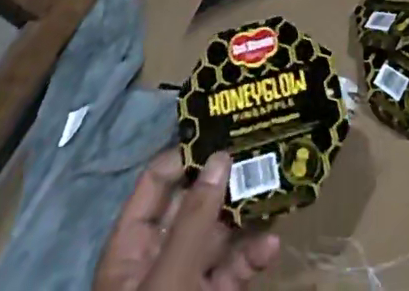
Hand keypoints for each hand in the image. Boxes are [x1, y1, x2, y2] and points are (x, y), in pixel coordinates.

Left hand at [93, 151, 279, 290]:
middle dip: (226, 183)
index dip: (187, 156)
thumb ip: (194, 220)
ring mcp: (186, 284)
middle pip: (193, 206)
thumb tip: (219, 158)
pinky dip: (252, 259)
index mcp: (131, 246)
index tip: (226, 134)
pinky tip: (273, 245)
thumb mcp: (169, 278)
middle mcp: (158, 258)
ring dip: (246, 219)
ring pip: (218, 238)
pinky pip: (233, 274)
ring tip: (276, 192)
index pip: (157, 183)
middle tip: (264, 154)